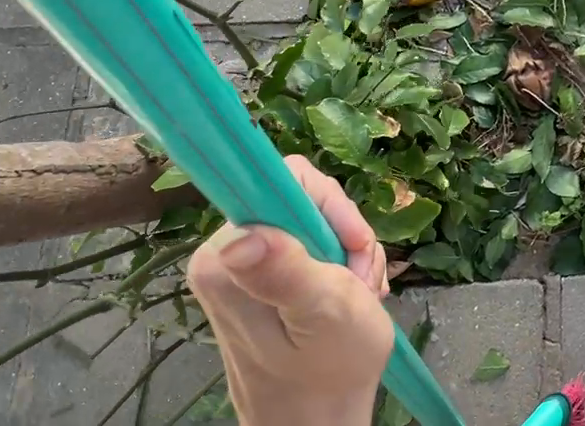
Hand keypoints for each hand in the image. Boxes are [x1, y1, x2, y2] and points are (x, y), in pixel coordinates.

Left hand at [188, 154, 394, 425]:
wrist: (322, 422)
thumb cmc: (330, 370)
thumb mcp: (322, 312)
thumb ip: (286, 269)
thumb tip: (241, 239)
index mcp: (225, 258)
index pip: (286, 182)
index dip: (330, 206)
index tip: (353, 244)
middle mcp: (224, 255)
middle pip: (303, 199)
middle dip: (344, 232)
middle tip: (360, 277)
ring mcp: (243, 267)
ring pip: (314, 221)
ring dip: (349, 251)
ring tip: (360, 292)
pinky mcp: (261, 279)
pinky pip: (312, 242)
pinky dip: (343, 263)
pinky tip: (352, 295)